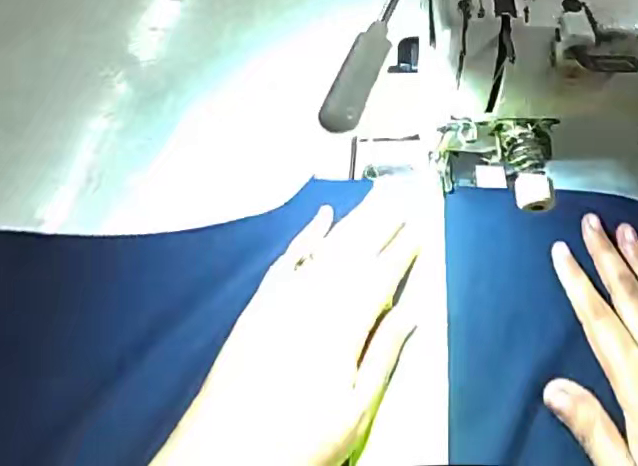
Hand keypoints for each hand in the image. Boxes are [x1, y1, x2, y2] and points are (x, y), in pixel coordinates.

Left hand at [152, 188, 419, 465]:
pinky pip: (288, 259)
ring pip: (328, 246)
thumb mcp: (355, 411)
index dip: (404, 248)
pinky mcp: (259, 305)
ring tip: (375, 196)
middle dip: (383, 221)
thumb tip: (411, 313)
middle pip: (357, 248)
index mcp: (346, 322)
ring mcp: (285, 298)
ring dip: (354, 219)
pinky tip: (321, 218)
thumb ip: (384, 354)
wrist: (216, 460)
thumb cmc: (294, 443)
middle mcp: (316, 299)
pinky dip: (306, 235)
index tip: (421, 228)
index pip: (383, 272)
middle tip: (403, 198)